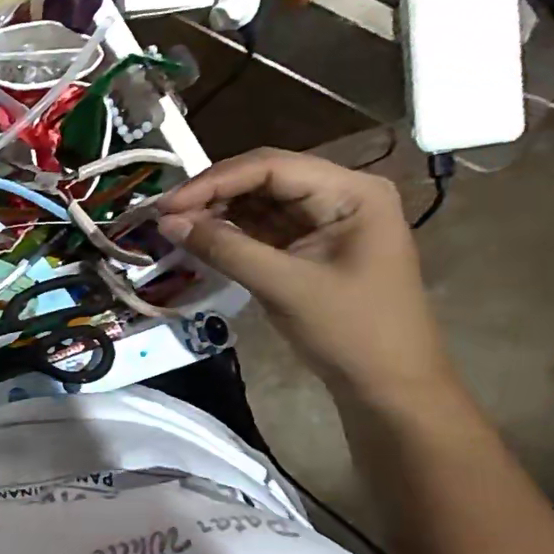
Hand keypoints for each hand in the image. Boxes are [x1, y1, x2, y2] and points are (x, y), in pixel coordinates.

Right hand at [156, 148, 451, 403]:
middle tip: (164, 214)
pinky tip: (201, 239)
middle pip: (265, 178)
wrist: (389, 386)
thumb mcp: (285, 287)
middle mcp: (340, 194)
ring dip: (219, 212)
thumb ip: (225, 249)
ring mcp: (326, 219)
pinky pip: (264, 227)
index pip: (272, 167)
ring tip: (175, 226)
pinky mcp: (312, 245)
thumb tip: (167, 223)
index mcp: (351, 191)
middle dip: (214, 194)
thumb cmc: (351, 332)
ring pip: (260, 202)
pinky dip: (232, 232)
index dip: (215, 181)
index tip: (167, 205)